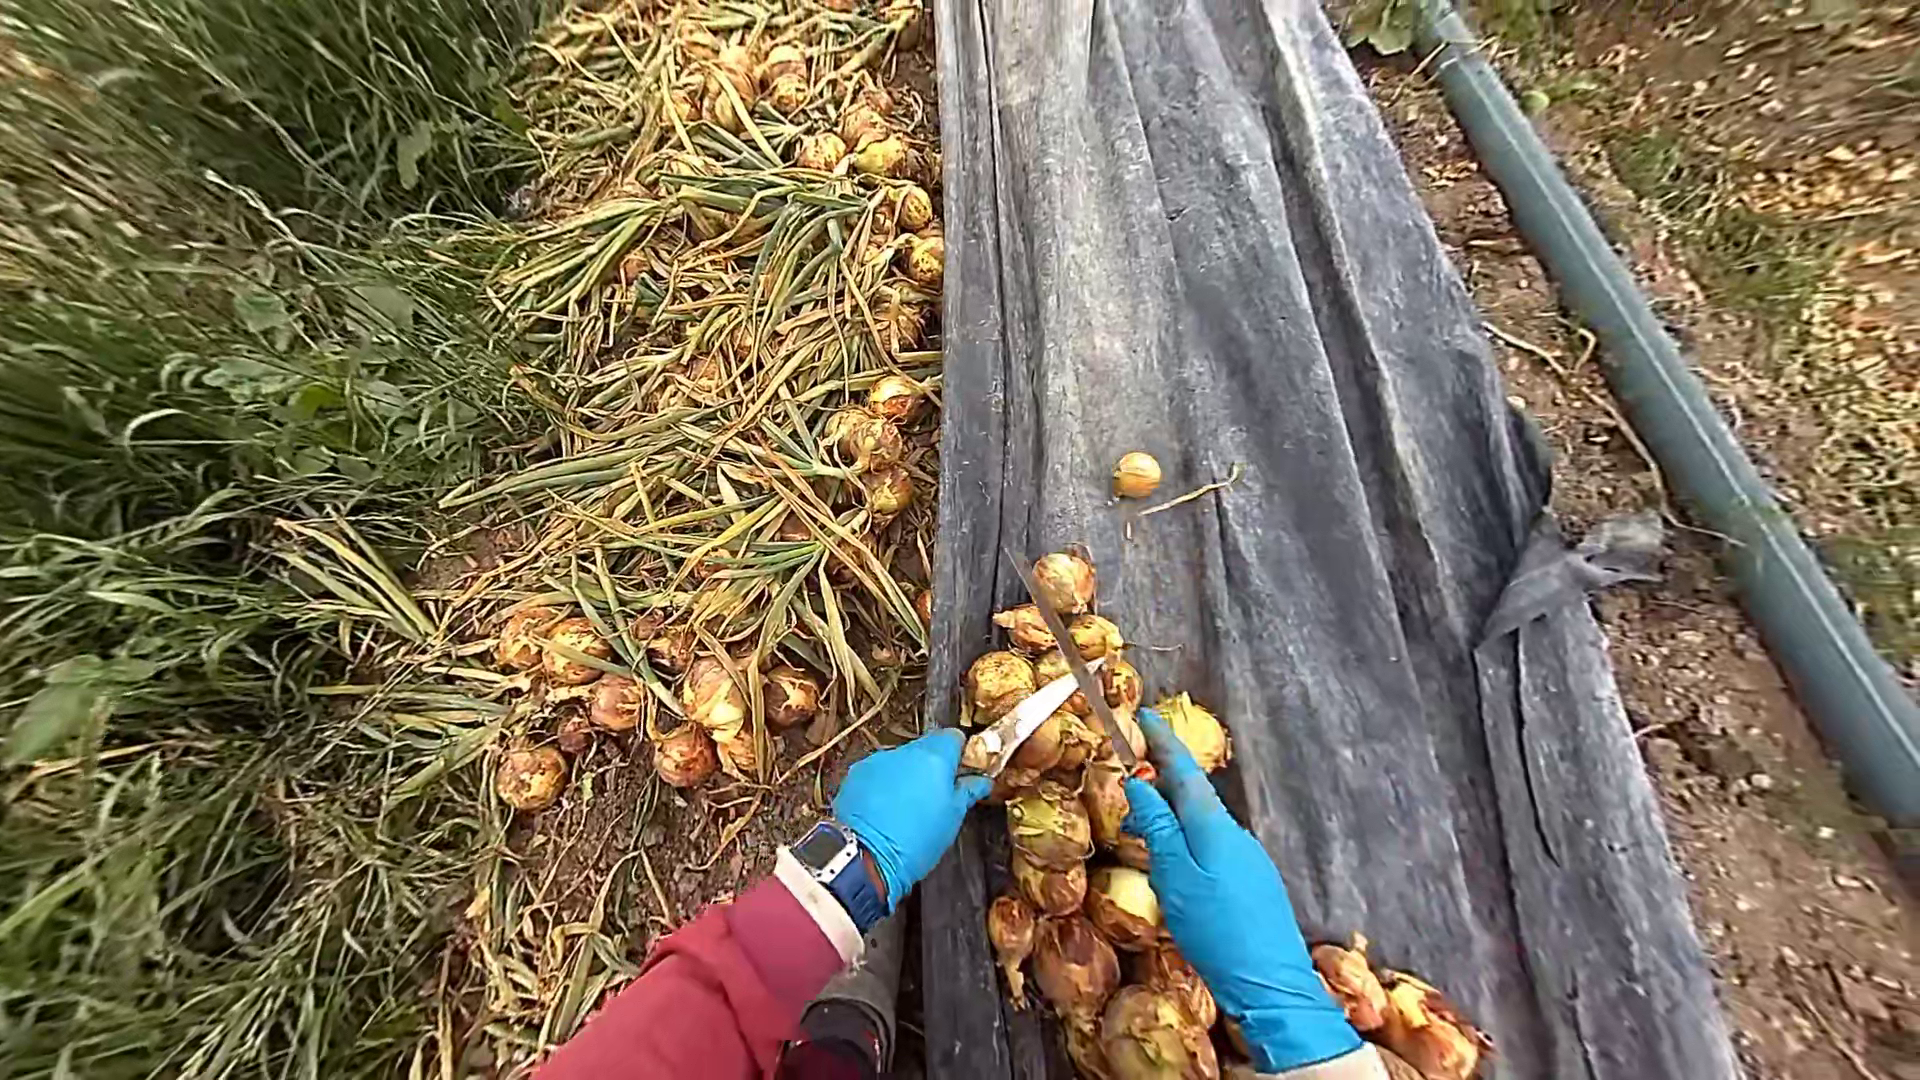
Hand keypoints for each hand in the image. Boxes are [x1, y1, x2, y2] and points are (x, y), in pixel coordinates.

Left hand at [834, 728, 992, 911]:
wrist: (863, 858)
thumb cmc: (915, 840)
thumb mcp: (952, 818)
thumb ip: (968, 792)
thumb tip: (982, 780)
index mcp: (934, 756)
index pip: (954, 737)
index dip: (959, 754)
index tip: (961, 774)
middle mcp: (906, 751)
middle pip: (927, 748)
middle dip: (933, 767)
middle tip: (936, 798)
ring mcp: (879, 760)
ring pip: (902, 760)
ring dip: (908, 776)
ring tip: (907, 809)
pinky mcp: (857, 773)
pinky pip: (878, 772)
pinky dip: (884, 785)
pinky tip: (884, 811)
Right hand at [1122, 708, 1359, 1071]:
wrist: (1274, 989)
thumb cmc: (1216, 928)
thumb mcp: (1174, 874)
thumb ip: (1157, 825)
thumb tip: (1139, 782)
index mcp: (1212, 823)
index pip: (1184, 768)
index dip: (1162, 740)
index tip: (1145, 716)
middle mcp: (1232, 831)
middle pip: (1191, 792)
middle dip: (1159, 780)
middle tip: (1127, 780)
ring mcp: (1245, 855)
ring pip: (1199, 820)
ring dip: (1168, 814)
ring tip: (1139, 831)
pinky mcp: (1251, 878)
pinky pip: (1210, 842)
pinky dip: (1184, 838)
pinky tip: (1172, 862)